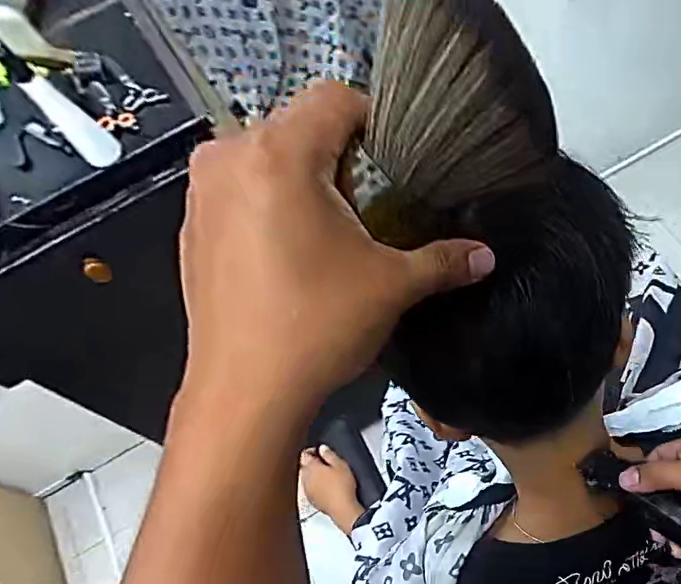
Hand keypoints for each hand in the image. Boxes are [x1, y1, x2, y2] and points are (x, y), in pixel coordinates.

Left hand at [177, 80, 494, 421]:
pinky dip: (280, 213)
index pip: (335, 99)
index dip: (378, 124)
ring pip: (273, 164)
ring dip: (314, 190)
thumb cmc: (317, 326)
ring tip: (344, 243)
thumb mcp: (393, 287)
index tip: (404, 166)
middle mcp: (228, 157)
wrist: (249, 386)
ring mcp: (203, 191)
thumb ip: (443, 262)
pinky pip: (247, 196)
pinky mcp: (194, 225)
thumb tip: (485, 256)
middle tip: (380, 216)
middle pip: (302, 131)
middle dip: (348, 166)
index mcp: (279, 156)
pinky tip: (304, 263)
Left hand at [299, 445, 365, 532]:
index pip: (305, 454)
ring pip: (307, 479)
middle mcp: (304, 477)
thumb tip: (323, 448)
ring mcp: (306, 489)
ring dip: (315, 477)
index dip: (313, 451)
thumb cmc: (342, 488)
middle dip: (313, 465)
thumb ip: (330, 454)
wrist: (342, 508)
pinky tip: (328, 490)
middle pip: (305, 466)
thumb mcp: (342, 465)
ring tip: (329, 479)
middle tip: (327, 466)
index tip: (320, 452)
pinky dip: (317, 488)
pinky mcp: (311, 499)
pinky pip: (311, 490)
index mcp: (310, 466)